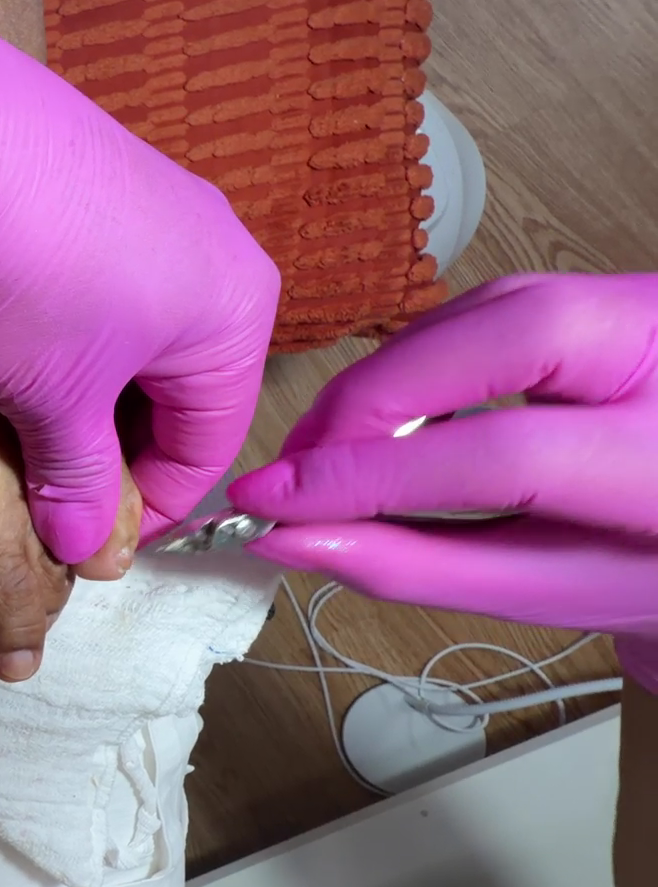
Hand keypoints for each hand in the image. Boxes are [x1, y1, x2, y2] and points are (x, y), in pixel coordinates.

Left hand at [0, 0, 277, 564]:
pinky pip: (82, 303)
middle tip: (50, 501)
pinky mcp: (71, 199)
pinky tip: (4, 371)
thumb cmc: (16, 278)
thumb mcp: (51, 398)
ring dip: (76, 405)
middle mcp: (201, 254)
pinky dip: (51, 352)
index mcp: (231, 310)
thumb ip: (77, 474)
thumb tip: (87, 547)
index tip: (95, 545)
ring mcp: (134, 216)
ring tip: (18, 443)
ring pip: (120, 349)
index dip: (155, 507)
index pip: (211, 441)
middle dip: (111, 456)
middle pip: (169, 393)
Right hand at [228, 274, 657, 665]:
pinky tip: (378, 418)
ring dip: (374, 384)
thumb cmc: (642, 567)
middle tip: (298, 468)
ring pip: (472, 315)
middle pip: (498, 339)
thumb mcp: (540, 592)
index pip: (503, 454)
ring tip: (330, 452)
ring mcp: (652, 309)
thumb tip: (282, 536)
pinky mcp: (601, 294)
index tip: (266, 500)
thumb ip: (407, 566)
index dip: (365, 475)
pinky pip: (470, 312)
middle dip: (366, 404)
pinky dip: (401, 366)